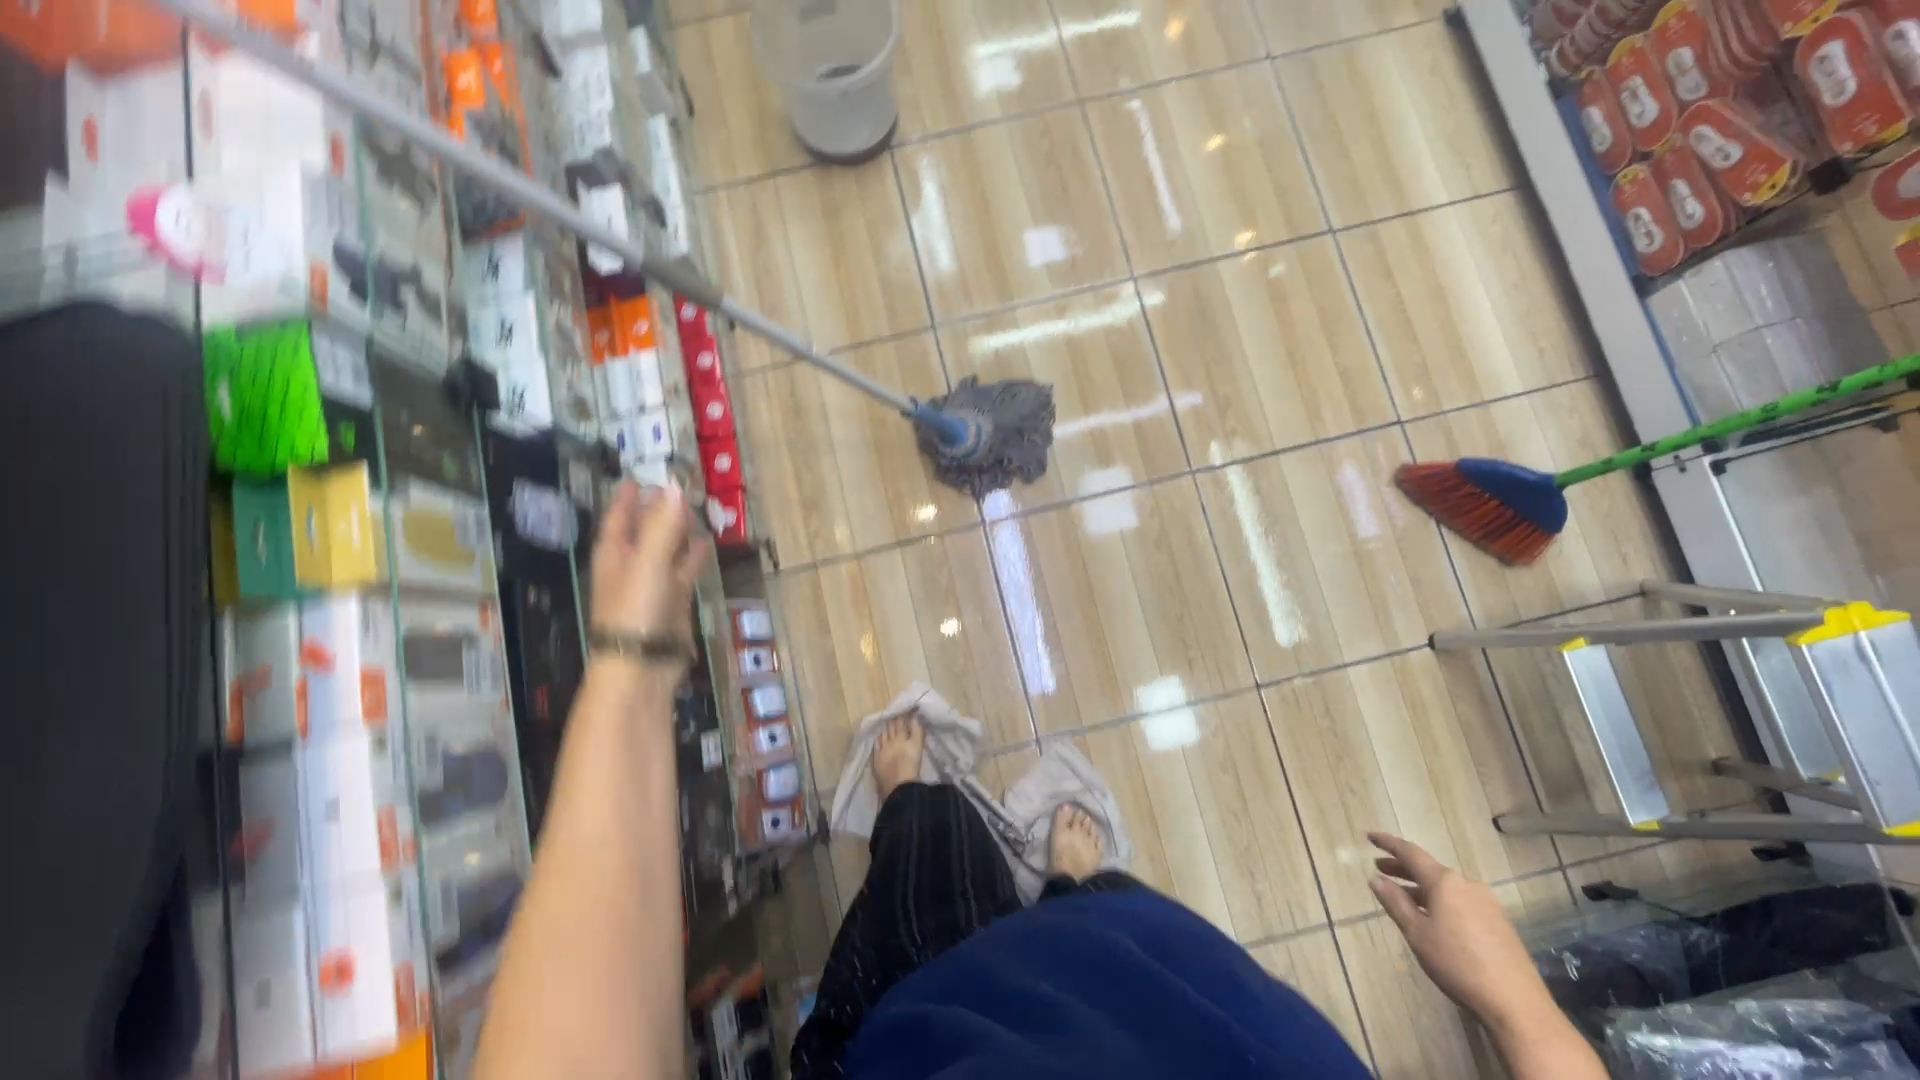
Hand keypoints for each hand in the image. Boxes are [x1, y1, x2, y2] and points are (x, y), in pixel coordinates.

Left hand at [589, 480, 709, 646]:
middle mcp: (632, 563)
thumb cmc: (636, 609)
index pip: (618, 516)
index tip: (638, 478)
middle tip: (680, 488)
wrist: (642, 665)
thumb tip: (676, 485)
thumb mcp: (648, 562)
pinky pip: (685, 569)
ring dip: (680, 530)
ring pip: (668, 548)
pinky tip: (707, 543)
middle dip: (660, 510)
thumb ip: (663, 524)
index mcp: (614, 552)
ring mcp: (655, 582)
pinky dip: (695, 555)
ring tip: (699, 510)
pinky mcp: (675, 600)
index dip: (626, 497)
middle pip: (645, 529)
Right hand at [1368, 832, 1554, 1031]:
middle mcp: (1467, 885)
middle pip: (1429, 869)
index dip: (1388, 843)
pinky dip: (1440, 901)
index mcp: (1445, 882)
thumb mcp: (1417, 933)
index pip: (1411, 853)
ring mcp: (1486, 903)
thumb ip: (1395, 903)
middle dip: (1403, 868)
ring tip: (1402, 895)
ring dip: (1421, 887)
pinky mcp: (1498, 921)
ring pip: (1446, 887)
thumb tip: (1375, 879)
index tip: (1370, 837)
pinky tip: (1433, 917)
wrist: (1515, 1002)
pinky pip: (1460, 901)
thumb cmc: (1457, 963)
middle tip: (1380, 868)